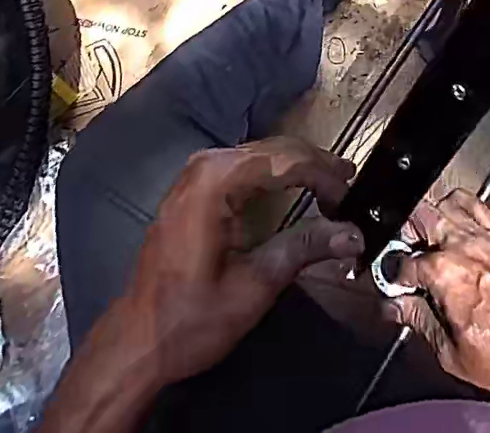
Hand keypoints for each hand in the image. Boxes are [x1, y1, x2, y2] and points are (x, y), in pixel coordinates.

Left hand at [117, 136, 363, 379]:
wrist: (137, 340)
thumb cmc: (191, 318)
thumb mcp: (253, 286)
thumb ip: (303, 249)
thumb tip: (352, 233)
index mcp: (216, 181)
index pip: (285, 161)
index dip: (323, 175)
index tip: (349, 198)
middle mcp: (206, 164)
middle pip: (274, 150)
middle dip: (315, 165)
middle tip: (349, 186)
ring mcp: (198, 171)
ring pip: (262, 153)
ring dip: (299, 166)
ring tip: (333, 184)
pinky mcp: (197, 184)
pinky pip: (246, 165)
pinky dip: (277, 173)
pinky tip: (298, 185)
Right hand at [390, 191, 489, 432]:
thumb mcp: (453, 354)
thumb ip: (420, 322)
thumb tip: (398, 308)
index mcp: (446, 273)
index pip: (405, 263)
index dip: (394, 278)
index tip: (394, 289)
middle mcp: (464, 245)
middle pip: (420, 213)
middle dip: (405, 230)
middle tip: (403, 251)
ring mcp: (486, 238)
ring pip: (447, 200)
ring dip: (431, 213)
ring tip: (425, 234)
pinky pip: (477, 206)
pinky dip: (461, 207)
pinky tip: (456, 225)